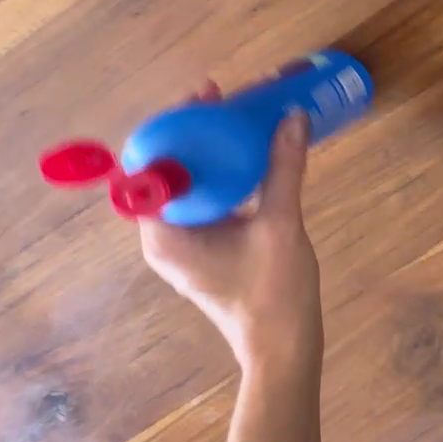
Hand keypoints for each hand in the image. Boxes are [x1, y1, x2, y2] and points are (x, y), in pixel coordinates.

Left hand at [138, 83, 322, 375]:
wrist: (283, 343)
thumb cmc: (272, 289)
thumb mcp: (281, 224)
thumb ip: (284, 170)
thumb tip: (292, 117)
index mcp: (165, 234)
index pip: (150, 168)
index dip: (173, 128)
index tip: (204, 98)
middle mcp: (165, 237)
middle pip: (170, 172)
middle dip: (198, 133)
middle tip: (230, 102)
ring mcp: (187, 245)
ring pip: (192, 185)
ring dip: (215, 152)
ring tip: (244, 122)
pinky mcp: (209, 249)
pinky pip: (210, 200)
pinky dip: (227, 175)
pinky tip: (256, 159)